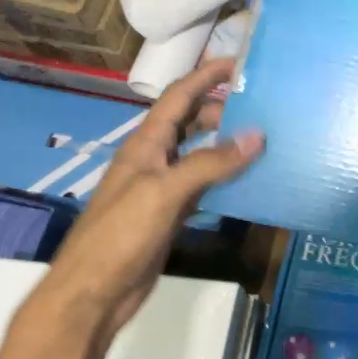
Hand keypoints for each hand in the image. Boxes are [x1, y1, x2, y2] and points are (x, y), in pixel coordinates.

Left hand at [37, 59, 262, 333]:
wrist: (93, 294)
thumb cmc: (120, 235)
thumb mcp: (165, 193)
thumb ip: (211, 163)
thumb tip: (257, 136)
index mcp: (145, 145)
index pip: (178, 98)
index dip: (206, 77)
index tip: (240, 64)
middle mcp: (154, 160)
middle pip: (191, 122)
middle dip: (223, 109)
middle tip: (263, 106)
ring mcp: (162, 189)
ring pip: (200, 154)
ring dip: (227, 144)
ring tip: (264, 139)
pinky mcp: (171, 215)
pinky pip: (205, 186)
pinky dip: (226, 179)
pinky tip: (250, 181)